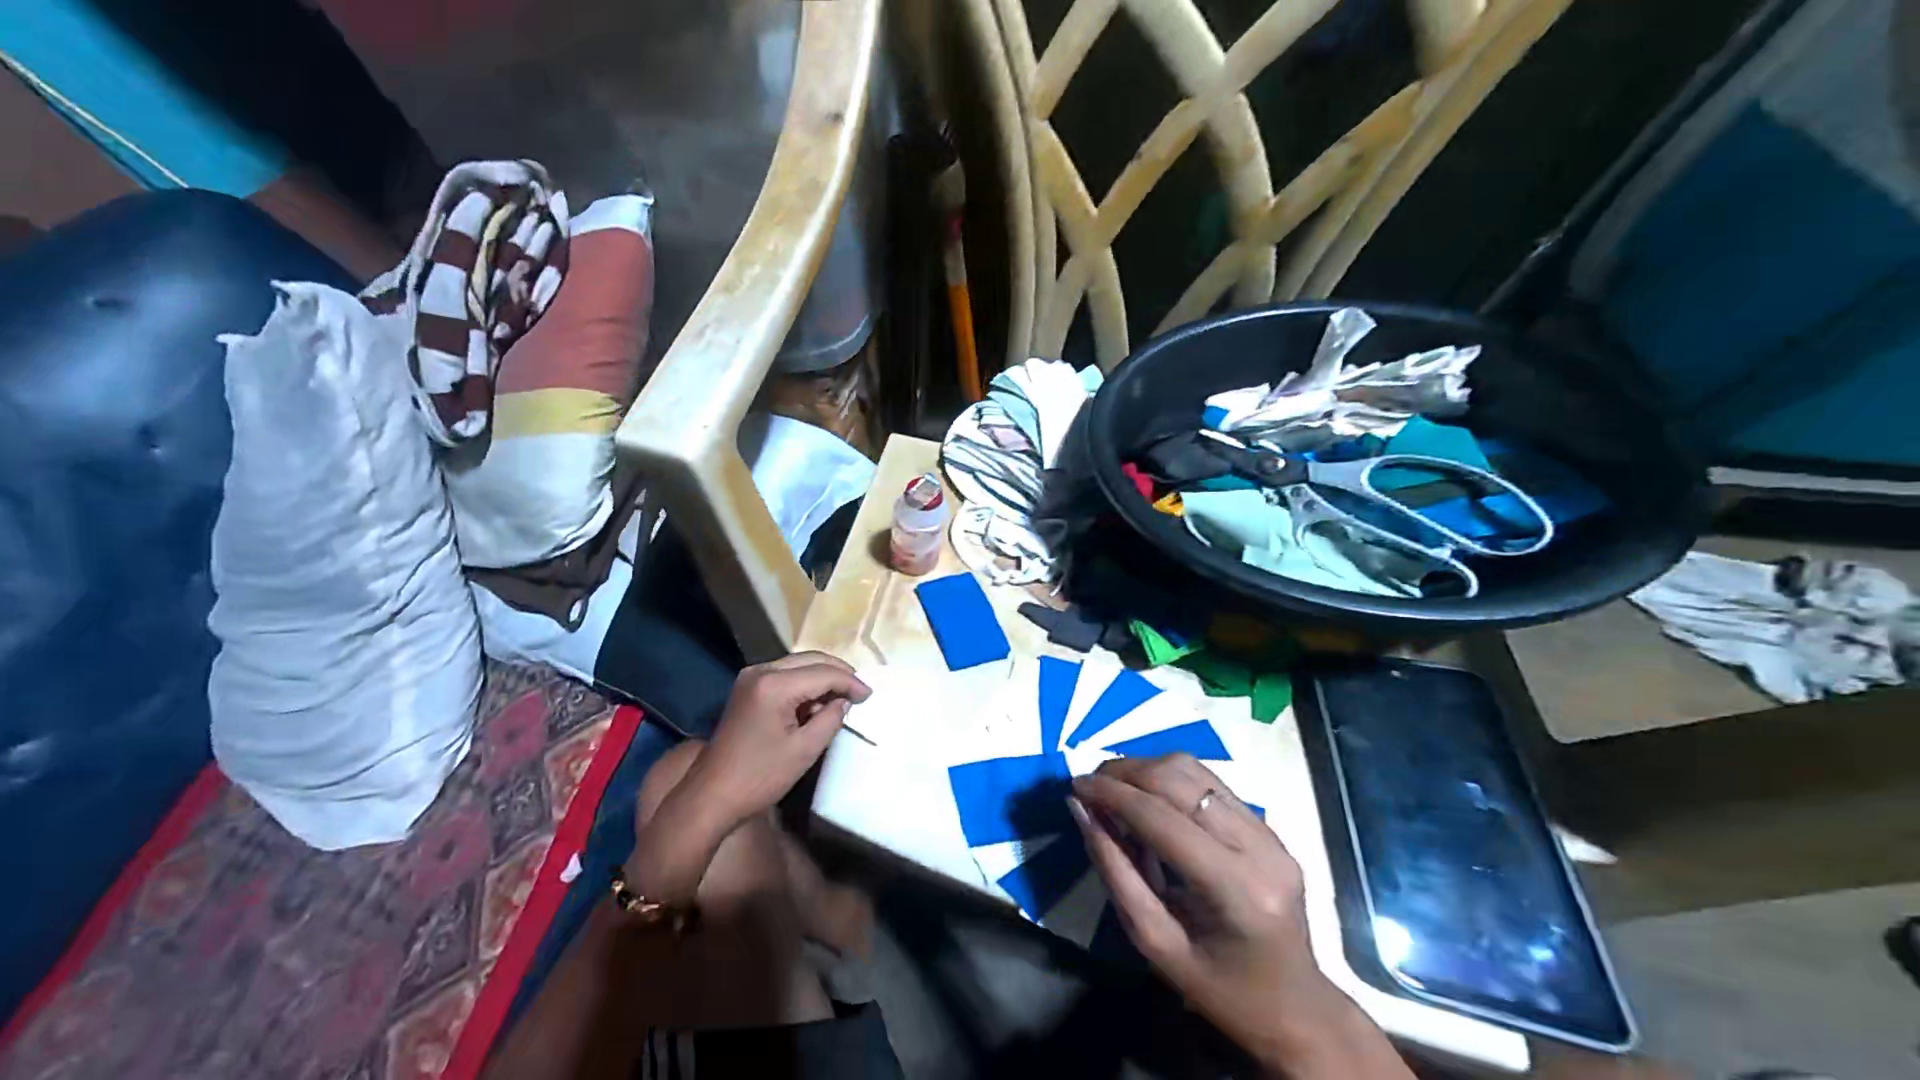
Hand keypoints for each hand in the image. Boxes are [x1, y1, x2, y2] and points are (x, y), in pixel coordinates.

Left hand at [685, 651, 870, 828]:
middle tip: (860, 692)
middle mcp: (761, 671)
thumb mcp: (804, 750)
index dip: (850, 682)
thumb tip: (844, 701)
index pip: (823, 673)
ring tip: (841, 700)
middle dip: (838, 674)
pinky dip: (804, 686)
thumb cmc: (759, 777)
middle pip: (810, 660)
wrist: (711, 797)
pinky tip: (816, 705)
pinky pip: (784, 676)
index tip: (870, 695)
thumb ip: (830, 719)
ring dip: (821, 679)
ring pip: (798, 666)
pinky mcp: (747, 689)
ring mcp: (750, 678)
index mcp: (774, 684)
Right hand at [1071, 754, 1410, 1078]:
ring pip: (1194, 771)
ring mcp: (1270, 832)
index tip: (1074, 786)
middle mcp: (1260, 848)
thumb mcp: (1154, 942)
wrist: (1294, 1008)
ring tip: (1113, 787)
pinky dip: (1169, 780)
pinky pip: (1209, 784)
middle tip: (1089, 784)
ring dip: (1145, 769)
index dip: (1112, 795)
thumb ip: (1114, 870)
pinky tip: (1146, 796)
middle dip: (1125, 773)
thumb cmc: (1218, 989)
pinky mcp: (1268, 825)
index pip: (1161, 819)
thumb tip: (1080, 809)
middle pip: (1179, 781)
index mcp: (1236, 889)